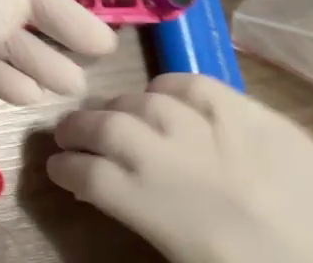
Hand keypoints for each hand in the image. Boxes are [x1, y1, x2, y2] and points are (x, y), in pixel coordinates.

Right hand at [48, 74, 312, 262]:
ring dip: (116, 109)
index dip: (67, 169)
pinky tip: (159, 100)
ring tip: (106, 116)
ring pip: (144, 103)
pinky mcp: (256, 115)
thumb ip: (150, 226)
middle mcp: (184, 165)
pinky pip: (194, 86)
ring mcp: (221, 132)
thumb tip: (109, 192)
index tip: (56, 169)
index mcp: (167, 216)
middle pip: (109, 130)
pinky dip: (166, 89)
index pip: (93, 176)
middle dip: (78, 130)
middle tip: (65, 135)